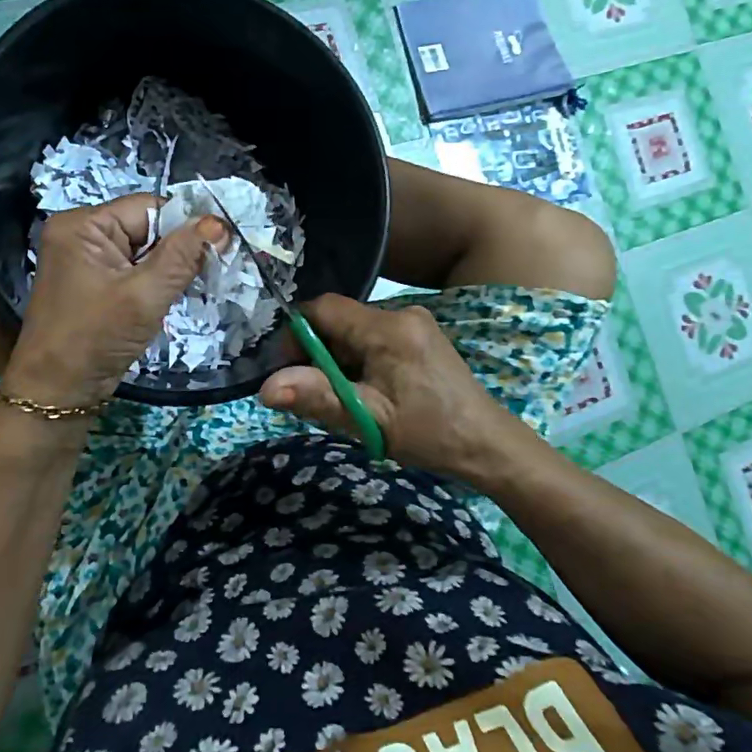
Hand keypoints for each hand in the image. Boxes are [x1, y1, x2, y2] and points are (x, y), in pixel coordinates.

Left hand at [6, 195, 224, 406]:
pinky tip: (166, 299)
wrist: (58, 391)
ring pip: (147, 250)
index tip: (216, 251)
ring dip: (170, 269)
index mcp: (83, 224)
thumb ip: (182, 256)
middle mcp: (82, 233)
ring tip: (185, 289)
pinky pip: (137, 269)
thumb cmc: (95, 338)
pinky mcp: (96, 281)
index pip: (149, 208)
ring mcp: (88, 258)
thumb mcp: (144, 295)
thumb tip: (219, 223)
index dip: (185, 226)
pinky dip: (157, 281)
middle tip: (203, 275)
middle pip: (148, 227)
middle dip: (178, 251)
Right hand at [258, 295, 529, 480]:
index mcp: (388, 328)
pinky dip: (361, 363)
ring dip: (340, 362)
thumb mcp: (369, 418)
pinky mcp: (421, 337)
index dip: (297, 334)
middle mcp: (401, 313)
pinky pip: (376, 340)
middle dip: (319, 355)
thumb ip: (318, 398)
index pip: (324, 308)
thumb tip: (266, 387)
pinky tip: (367, 394)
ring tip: (346, 400)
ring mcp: (415, 323)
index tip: (287, 370)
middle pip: (340, 321)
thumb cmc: (429, 433)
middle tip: (315, 395)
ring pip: (356, 333)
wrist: (486, 444)